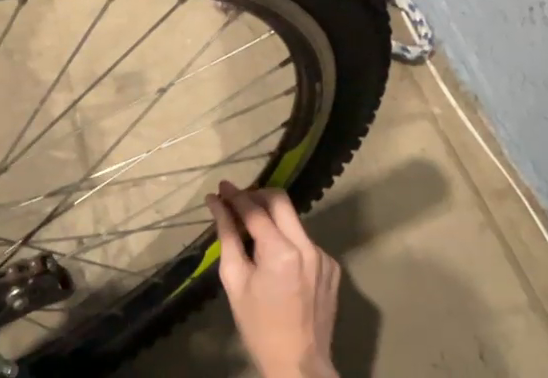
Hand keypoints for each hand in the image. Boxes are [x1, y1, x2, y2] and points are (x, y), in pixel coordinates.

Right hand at [206, 181, 340, 377]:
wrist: (299, 365)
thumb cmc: (259, 327)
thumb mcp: (235, 281)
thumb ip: (227, 236)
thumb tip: (216, 204)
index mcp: (282, 252)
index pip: (255, 209)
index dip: (235, 195)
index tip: (220, 187)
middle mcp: (307, 247)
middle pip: (281, 201)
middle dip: (257, 195)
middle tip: (237, 202)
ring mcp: (323, 256)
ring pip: (294, 220)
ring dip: (272, 217)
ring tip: (252, 230)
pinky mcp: (331, 267)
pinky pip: (305, 241)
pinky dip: (287, 239)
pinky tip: (275, 257)